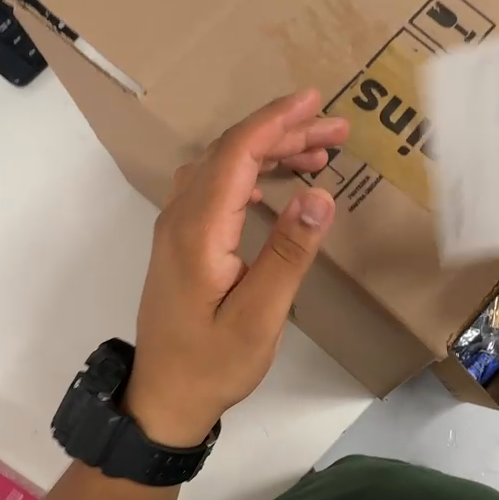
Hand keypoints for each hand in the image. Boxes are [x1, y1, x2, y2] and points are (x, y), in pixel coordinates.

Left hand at [125, 90, 348, 447]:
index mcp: (198, 230)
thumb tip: (319, 197)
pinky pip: (215, 188)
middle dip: (283, 132)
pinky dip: (250, 174)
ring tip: (317, 152)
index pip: (237, 154)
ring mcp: (176, 229)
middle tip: (335, 129)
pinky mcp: (182, 243)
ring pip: (221, 167)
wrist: (163, 398)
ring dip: (268, 151)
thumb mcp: (259, 317)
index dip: (276, 122)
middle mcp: (180, 217)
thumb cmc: (213, 364)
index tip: (316, 102)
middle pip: (229, 153)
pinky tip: (277, 185)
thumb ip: (288, 255)